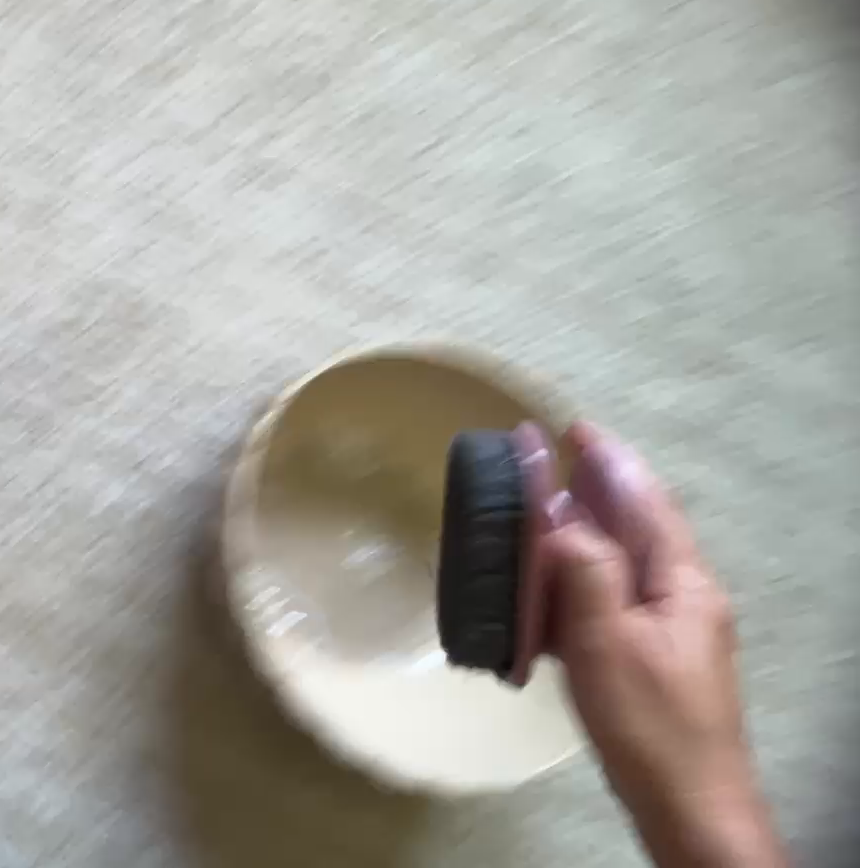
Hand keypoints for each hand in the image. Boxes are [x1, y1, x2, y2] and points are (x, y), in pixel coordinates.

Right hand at [524, 422, 784, 867]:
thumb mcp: (607, 639)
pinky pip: (603, 583)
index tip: (574, 428)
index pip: (646, 506)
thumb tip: (557, 515)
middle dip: (599, 481)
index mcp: (679, 585)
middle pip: (638, 522)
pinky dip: (574, 558)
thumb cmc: (646, 715)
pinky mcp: (639, 644)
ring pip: (620, 552)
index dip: (611, 463)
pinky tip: (548, 563)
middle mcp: (677, 594)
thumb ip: (584, 571)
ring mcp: (661, 621)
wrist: (684, 798)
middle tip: (553, 448)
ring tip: (543, 493)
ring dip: (583, 517)